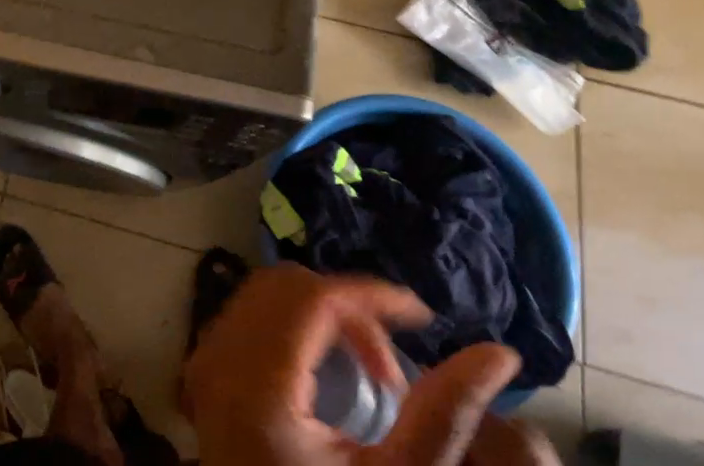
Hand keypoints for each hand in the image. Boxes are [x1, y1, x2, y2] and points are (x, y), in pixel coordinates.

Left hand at [183, 264, 544, 465]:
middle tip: (394, 362)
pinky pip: (247, 318)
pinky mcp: (204, 375)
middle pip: (284, 287)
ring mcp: (203, 366)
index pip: (310, 297)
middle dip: (347, 307)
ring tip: (369, 372)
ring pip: (264, 296)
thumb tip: (500, 353)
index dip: (371, 294)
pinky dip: (292, 325)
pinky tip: (330, 373)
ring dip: (321, 315)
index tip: (425, 319)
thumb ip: (444, 416)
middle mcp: (216, 363)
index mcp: (256, 388)